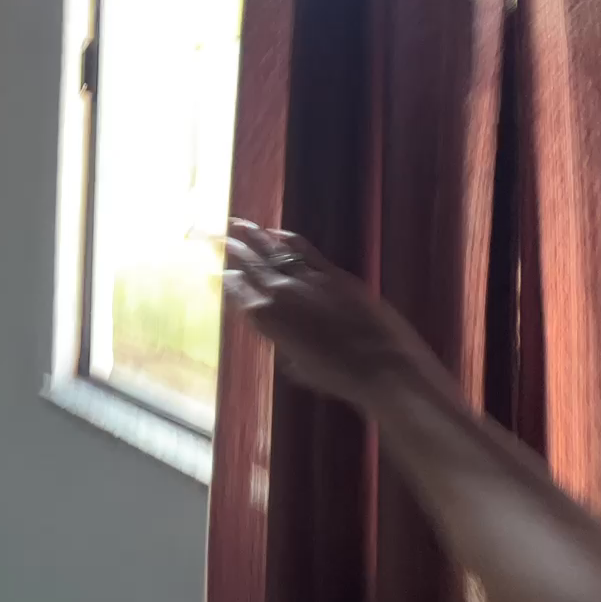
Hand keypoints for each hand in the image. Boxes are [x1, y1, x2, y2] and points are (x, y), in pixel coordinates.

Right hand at [222, 219, 447, 408]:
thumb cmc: (340, 378)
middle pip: (248, 264)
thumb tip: (281, 344)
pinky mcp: (331, 274)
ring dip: (252, 236)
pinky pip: (301, 250)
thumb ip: (283, 345)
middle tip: (215, 236)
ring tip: (237, 223)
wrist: (384, 370)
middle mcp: (278, 294)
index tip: (217, 271)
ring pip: (270, 251)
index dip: (225, 278)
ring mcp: (305, 281)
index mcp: (264, 318)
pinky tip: (275, 232)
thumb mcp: (300, 366)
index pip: (235, 289)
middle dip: (230, 248)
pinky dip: (285, 239)